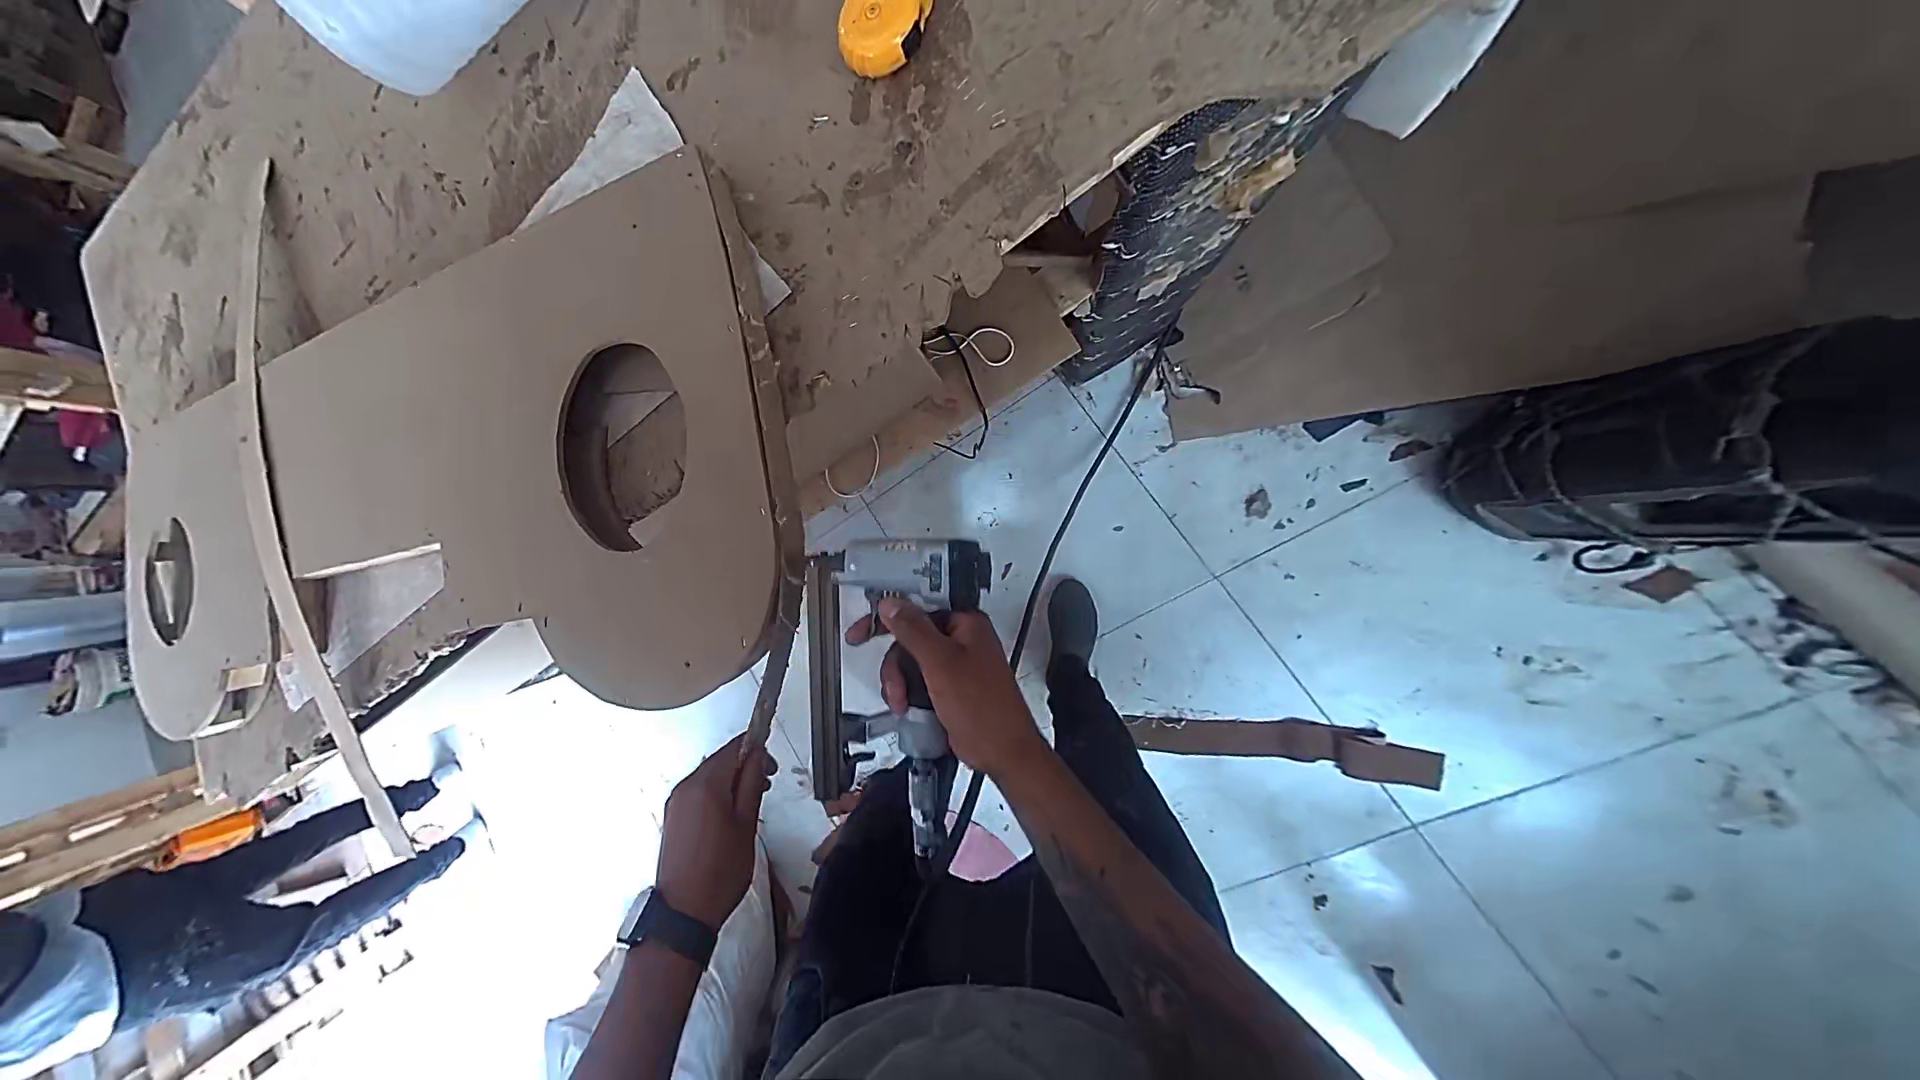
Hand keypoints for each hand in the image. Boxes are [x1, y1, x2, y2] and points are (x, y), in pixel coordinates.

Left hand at [655, 731, 772, 928]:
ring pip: (709, 776)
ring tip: (751, 800)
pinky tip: (731, 813)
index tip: (770, 759)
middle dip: (745, 765)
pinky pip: (698, 792)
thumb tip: (758, 758)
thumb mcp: (747, 823)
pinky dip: (716, 794)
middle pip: (720, 760)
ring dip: (732, 780)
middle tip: (766, 780)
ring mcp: (676, 804)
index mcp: (706, 786)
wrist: (684, 913)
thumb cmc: (718, 874)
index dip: (757, 749)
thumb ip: (752, 784)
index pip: (735, 748)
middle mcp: (685, 789)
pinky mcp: (673, 818)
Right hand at [848, 598, 1049, 778]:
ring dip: (901, 684)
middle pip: (910, 640)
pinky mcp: (951, 688)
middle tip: (894, 686)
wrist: (1002, 751)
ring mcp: (957, 665)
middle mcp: (963, 641)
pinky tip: (912, 709)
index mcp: (966, 624)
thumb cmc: (986, 708)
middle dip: (897, 667)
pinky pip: (920, 683)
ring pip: (911, 664)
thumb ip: (914, 631)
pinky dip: (911, 695)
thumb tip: (892, 606)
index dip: (887, 619)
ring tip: (905, 703)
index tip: (862, 631)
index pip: (918, 609)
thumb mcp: (941, 663)